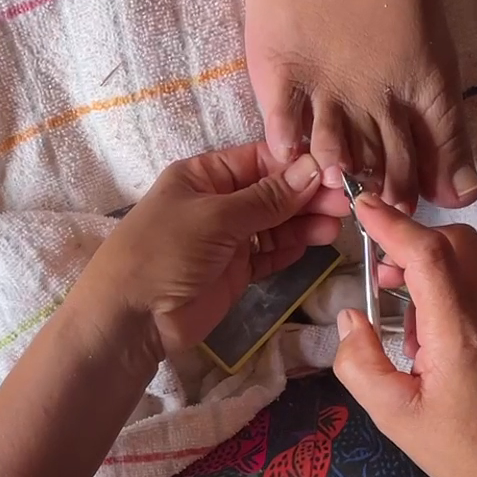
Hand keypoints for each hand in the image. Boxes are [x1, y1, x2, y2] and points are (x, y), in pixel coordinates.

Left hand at [73, 143, 343, 361]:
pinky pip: (268, 254)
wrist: (131, 317)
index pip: (260, 159)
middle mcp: (217, 203)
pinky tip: (314, 244)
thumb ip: (267, 198)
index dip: (297, 164)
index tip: (335, 171)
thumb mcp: (215, 218)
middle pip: (272, 192)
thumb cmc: (164, 252)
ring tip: (336, 226)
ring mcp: (226, 239)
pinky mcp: (234, 272)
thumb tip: (314, 170)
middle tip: (345, 203)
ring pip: (274, 224)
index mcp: (204, 175)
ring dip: (304, 223)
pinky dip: (289, 249)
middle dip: (307, 196)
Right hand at [198, 0, 476, 210]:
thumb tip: (458, 154)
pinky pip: (283, 125)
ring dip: (347, 177)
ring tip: (351, 196)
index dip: (443, 170)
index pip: (437, 136)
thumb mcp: (432, 9)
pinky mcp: (279, 74)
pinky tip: (294, 165)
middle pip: (387, 154)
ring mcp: (323, 87)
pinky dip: (290, 149)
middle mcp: (375, 92)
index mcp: (423, 70)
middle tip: (396, 209)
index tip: (450, 199)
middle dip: (395, 185)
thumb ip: (439, 81)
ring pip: (337, 150)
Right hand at [332, 194, 476, 476]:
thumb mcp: (392, 415)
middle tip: (380, 275)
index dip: (392, 223)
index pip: (428, 254)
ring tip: (401, 320)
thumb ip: (360, 361)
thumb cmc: (461, 455)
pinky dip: (446, 292)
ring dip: (429, 268)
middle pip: (458, 242)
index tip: (361, 205)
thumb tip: (351, 318)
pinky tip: (428, 342)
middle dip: (413, 240)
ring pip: (471, 262)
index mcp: (461, 332)